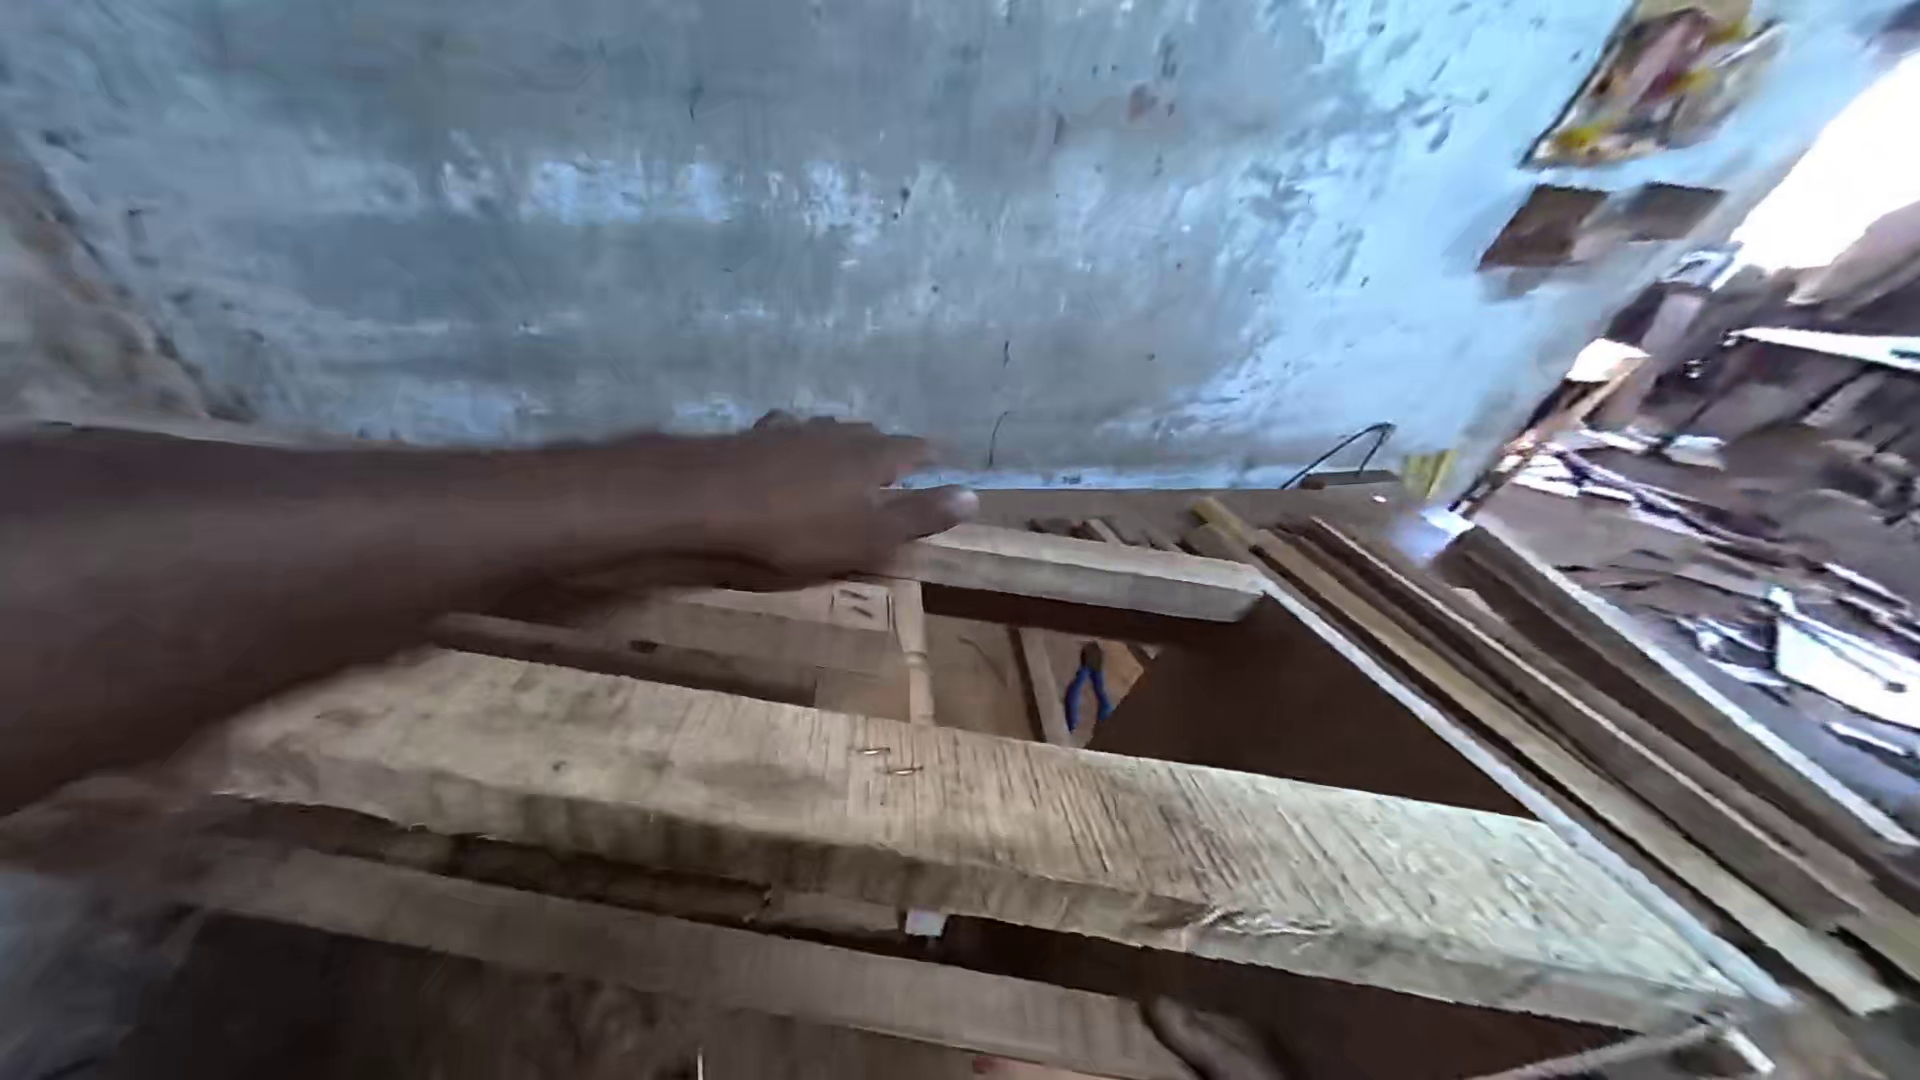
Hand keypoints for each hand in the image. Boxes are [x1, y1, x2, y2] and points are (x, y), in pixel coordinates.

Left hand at [561, 415, 976, 587]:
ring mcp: (795, 430)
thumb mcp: (869, 536)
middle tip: (898, 469)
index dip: (933, 457)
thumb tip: (974, 495)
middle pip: (875, 436)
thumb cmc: (795, 531)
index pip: (916, 449)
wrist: (701, 503)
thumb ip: (921, 515)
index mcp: (873, 457)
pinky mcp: (755, 436)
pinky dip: (801, 443)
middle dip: (890, 450)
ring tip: (849, 459)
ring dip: (846, 444)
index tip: (945, 463)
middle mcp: (838, 433)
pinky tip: (790, 451)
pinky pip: (790, 433)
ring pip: (832, 430)